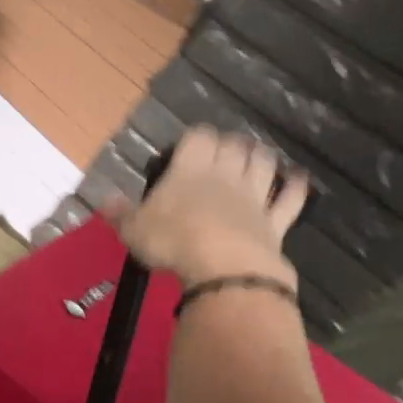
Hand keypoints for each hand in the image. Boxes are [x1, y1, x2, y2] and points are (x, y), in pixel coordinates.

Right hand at [117, 127, 310, 288]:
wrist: (221, 265)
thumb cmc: (170, 241)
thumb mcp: (132, 229)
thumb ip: (121, 212)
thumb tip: (106, 199)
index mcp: (190, 170)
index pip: (197, 138)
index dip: (194, 138)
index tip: (185, 146)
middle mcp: (226, 174)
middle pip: (234, 146)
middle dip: (229, 144)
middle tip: (220, 152)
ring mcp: (255, 195)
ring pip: (264, 164)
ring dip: (260, 157)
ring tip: (253, 158)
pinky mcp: (275, 219)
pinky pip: (290, 197)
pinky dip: (295, 186)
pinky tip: (296, 178)